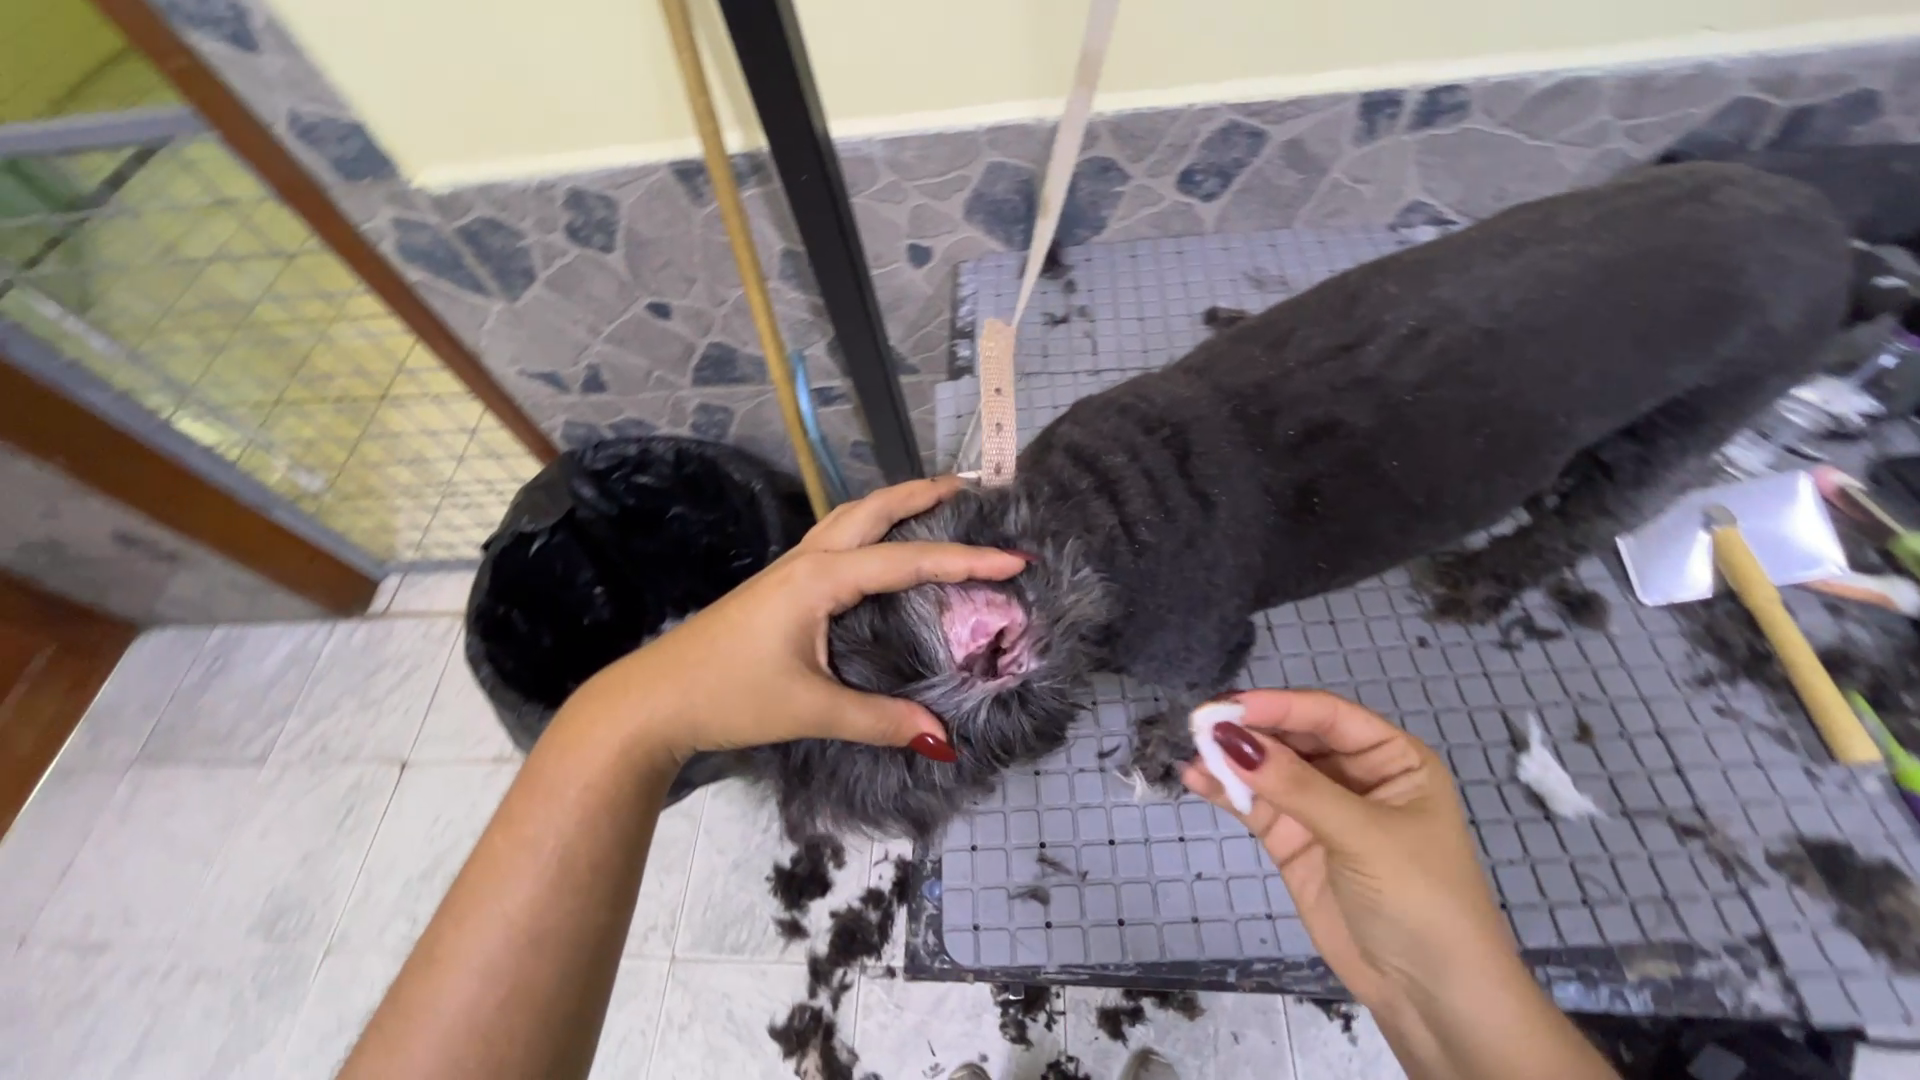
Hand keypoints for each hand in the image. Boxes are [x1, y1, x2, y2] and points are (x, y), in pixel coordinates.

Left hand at [572, 475, 1024, 764]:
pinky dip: (871, 527)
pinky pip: (837, 537)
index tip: (1015, 559)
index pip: (907, 561)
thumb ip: (879, 719)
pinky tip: (881, 547)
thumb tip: (943, 737)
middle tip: (972, 489)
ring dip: (894, 503)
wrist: (652, 699)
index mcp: (820, 579)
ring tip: (935, 501)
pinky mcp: (782, 583)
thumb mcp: (810, 708)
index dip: (965, 561)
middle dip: (924, 494)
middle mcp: (808, 559)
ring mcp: (791, 567)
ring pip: (851, 517)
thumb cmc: (729, 696)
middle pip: (874, 509)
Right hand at [1181, 690, 1516, 1010]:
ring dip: (1231, 759)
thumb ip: (1296, 786)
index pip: (1327, 716)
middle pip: (1293, 737)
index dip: (1278, 706)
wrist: (1431, 997)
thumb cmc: (1421, 899)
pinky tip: (1195, 779)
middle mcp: (1354, 774)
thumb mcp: (1364, 836)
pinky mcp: (1294, 842)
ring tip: (1192, 750)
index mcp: (1392, 758)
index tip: (1229, 707)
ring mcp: (1320, 809)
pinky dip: (1226, 792)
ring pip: (1269, 770)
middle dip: (1249, 730)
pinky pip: (1255, 805)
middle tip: (1200, 724)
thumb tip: (1229, 740)